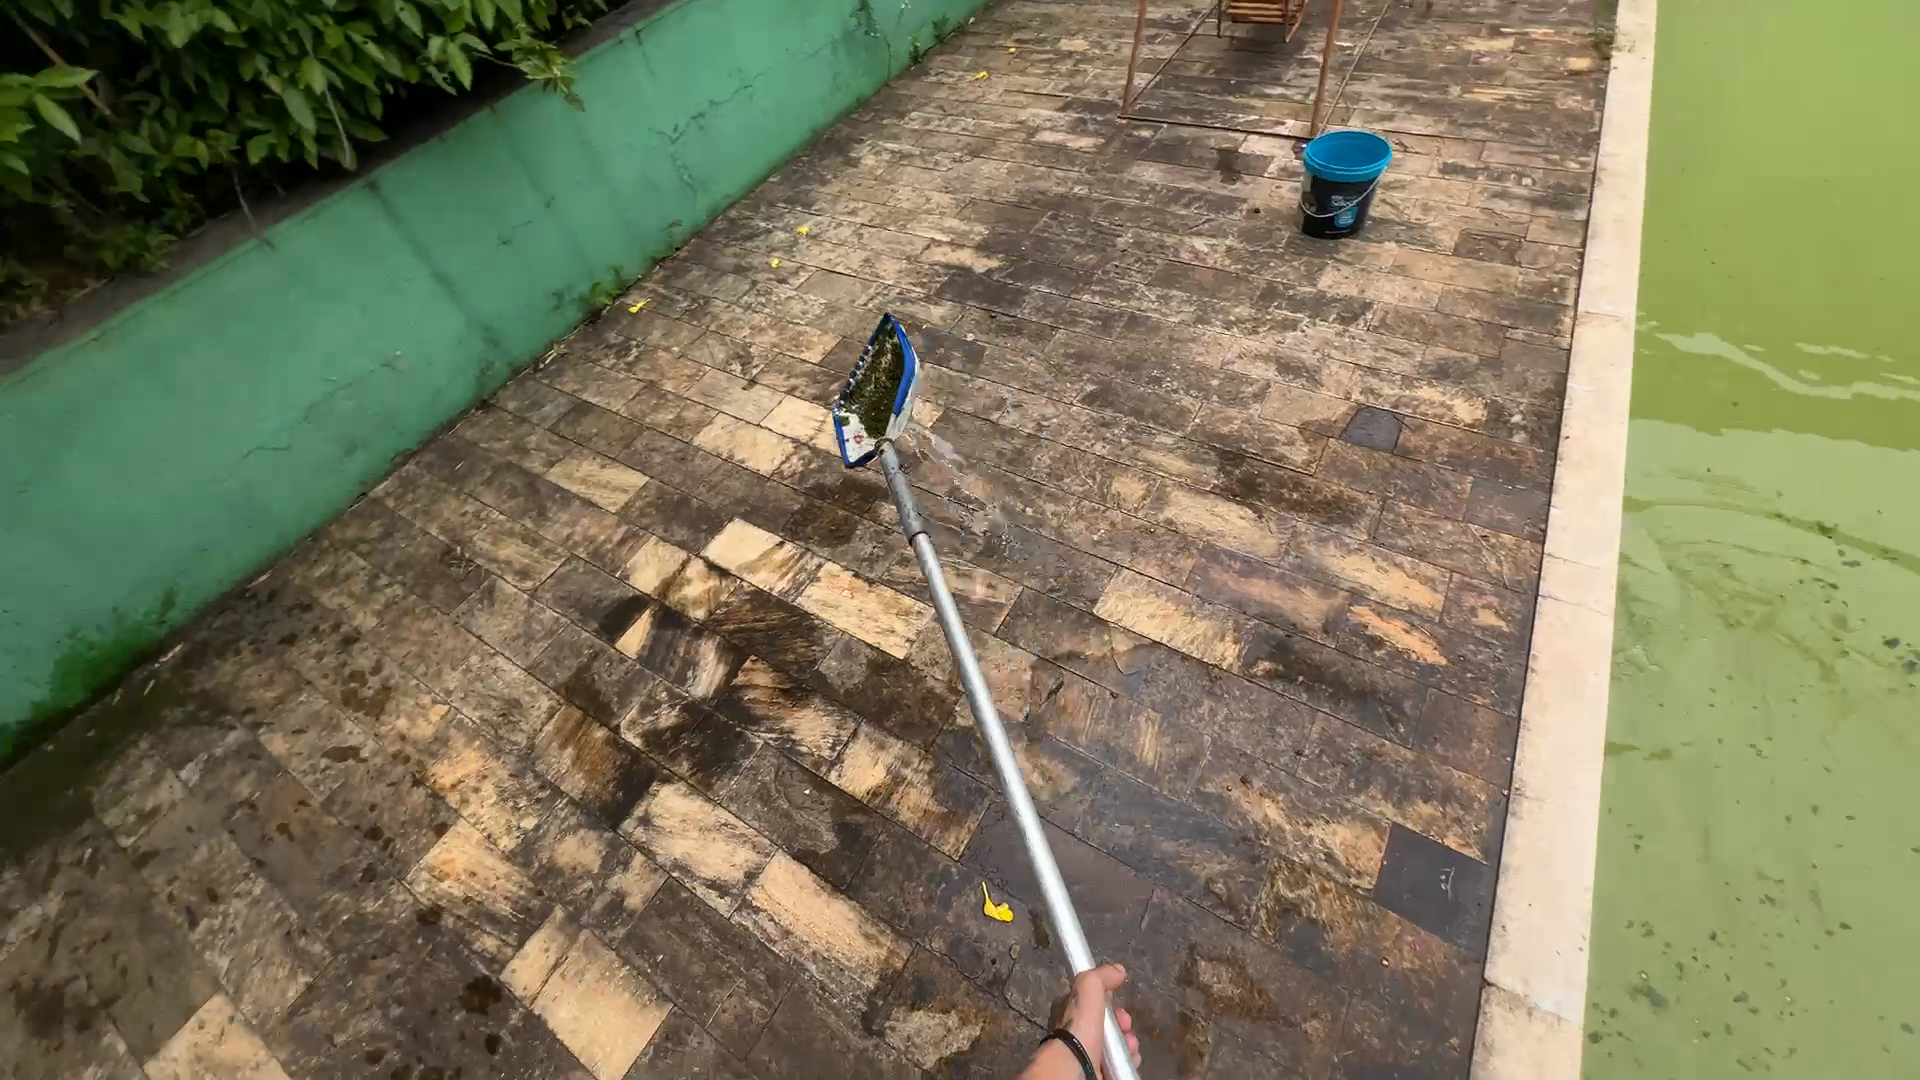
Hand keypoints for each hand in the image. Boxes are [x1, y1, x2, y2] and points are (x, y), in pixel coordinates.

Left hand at [1055, 964, 1140, 1076]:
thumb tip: (1119, 970)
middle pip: (1106, 1023)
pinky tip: (1132, 1058)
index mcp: (1067, 1010)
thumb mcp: (1088, 987)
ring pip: (1114, 1044)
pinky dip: (1128, 1060)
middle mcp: (1076, 1031)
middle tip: (1127, 1026)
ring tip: (1131, 1046)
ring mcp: (1086, 1053)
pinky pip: (1117, 1063)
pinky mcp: (1097, 1071)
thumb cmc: (1079, 1026)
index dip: (1108, 999)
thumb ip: (1101, 976)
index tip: (1119, 1003)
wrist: (1076, 1069)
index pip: (1091, 1000)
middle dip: (1122, 1023)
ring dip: (1128, 1042)